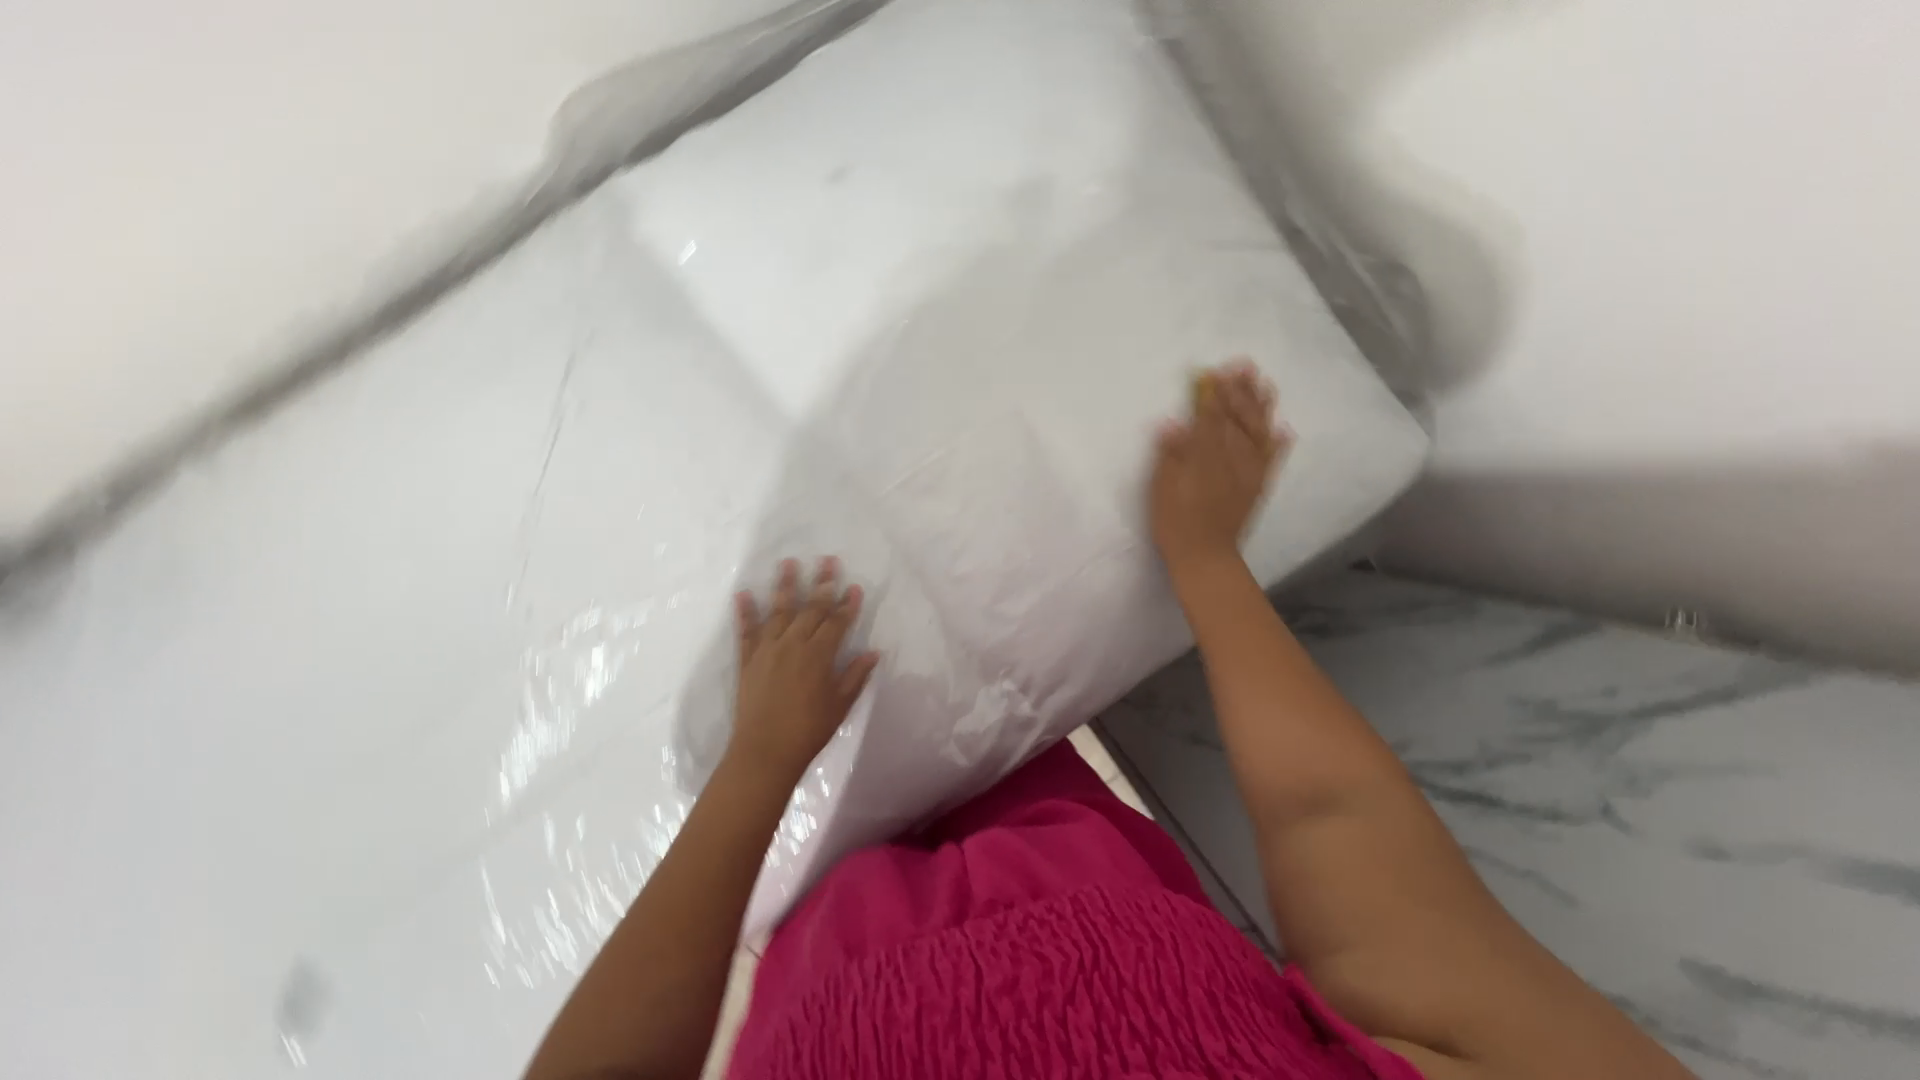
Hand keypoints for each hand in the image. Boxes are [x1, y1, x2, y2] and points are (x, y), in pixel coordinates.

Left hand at [728, 557, 879, 781]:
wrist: (765, 751)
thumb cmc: (809, 731)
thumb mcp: (840, 705)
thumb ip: (855, 676)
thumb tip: (872, 653)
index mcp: (819, 656)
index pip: (837, 623)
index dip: (847, 605)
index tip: (855, 587)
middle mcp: (793, 645)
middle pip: (811, 609)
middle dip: (822, 584)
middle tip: (828, 560)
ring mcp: (768, 650)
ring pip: (779, 611)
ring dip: (785, 586)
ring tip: (789, 562)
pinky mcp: (747, 660)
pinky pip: (746, 630)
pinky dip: (745, 611)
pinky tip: (744, 593)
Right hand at [1149, 359, 1290, 573]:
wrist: (1204, 556)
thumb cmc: (1175, 521)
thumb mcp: (1161, 487)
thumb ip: (1171, 454)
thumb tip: (1174, 422)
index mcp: (1205, 455)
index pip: (1211, 417)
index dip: (1214, 393)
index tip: (1215, 371)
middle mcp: (1232, 458)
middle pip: (1238, 418)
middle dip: (1240, 392)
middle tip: (1243, 366)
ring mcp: (1249, 472)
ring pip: (1258, 433)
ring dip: (1262, 407)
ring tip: (1265, 385)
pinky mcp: (1257, 487)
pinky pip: (1271, 461)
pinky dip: (1278, 444)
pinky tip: (1283, 429)